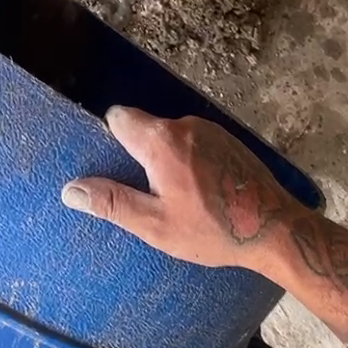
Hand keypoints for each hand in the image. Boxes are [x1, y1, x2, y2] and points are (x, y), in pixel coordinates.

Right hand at [61, 106, 305, 270]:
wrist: (276, 229)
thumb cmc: (213, 230)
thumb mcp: (155, 225)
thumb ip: (112, 202)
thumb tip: (70, 189)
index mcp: (162, 140)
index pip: (118, 116)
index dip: (111, 139)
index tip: (116, 169)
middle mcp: (185, 125)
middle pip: (145, 127)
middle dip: (139, 156)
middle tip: (149, 194)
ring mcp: (211, 130)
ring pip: (170, 136)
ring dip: (166, 160)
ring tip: (179, 199)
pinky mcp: (228, 140)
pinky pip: (194, 143)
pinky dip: (189, 161)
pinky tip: (202, 192)